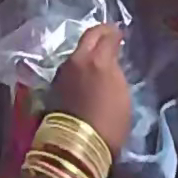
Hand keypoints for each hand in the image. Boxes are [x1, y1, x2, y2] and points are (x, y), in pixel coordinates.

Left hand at [51, 24, 129, 154]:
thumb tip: (111, 64)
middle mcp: (78, 59)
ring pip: (77, 50)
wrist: (76, 145)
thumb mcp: (122, 97)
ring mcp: (64, 69)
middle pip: (89, 36)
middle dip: (100, 32)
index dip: (115, 33)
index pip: (108, 36)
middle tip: (109, 33)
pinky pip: (70, 65)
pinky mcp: (55, 83)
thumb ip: (116, 73)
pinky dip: (79, 63)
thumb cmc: (109, 125)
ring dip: (88, 48)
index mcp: (99, 60)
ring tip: (96, 54)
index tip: (120, 33)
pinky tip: (84, 70)